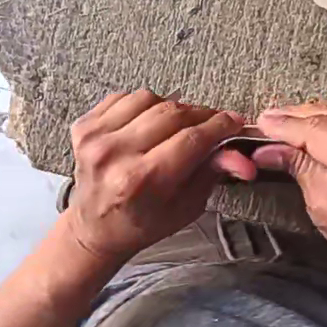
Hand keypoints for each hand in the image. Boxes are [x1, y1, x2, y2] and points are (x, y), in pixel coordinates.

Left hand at [63, 90, 251, 265]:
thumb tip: (242, 156)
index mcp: (142, 181)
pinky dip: (143, 106)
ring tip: (176, 128)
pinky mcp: (83, 126)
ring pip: (149, 98)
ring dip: (170, 109)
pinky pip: (125, 98)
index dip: (219, 125)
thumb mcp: (186, 206)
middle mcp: (115, 155)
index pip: (192, 138)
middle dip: (200, 115)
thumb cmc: (143, 223)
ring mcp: (95, 138)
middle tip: (212, 123)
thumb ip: (212, 173)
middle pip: (173, 114)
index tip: (234, 121)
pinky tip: (147, 125)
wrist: (95, 228)